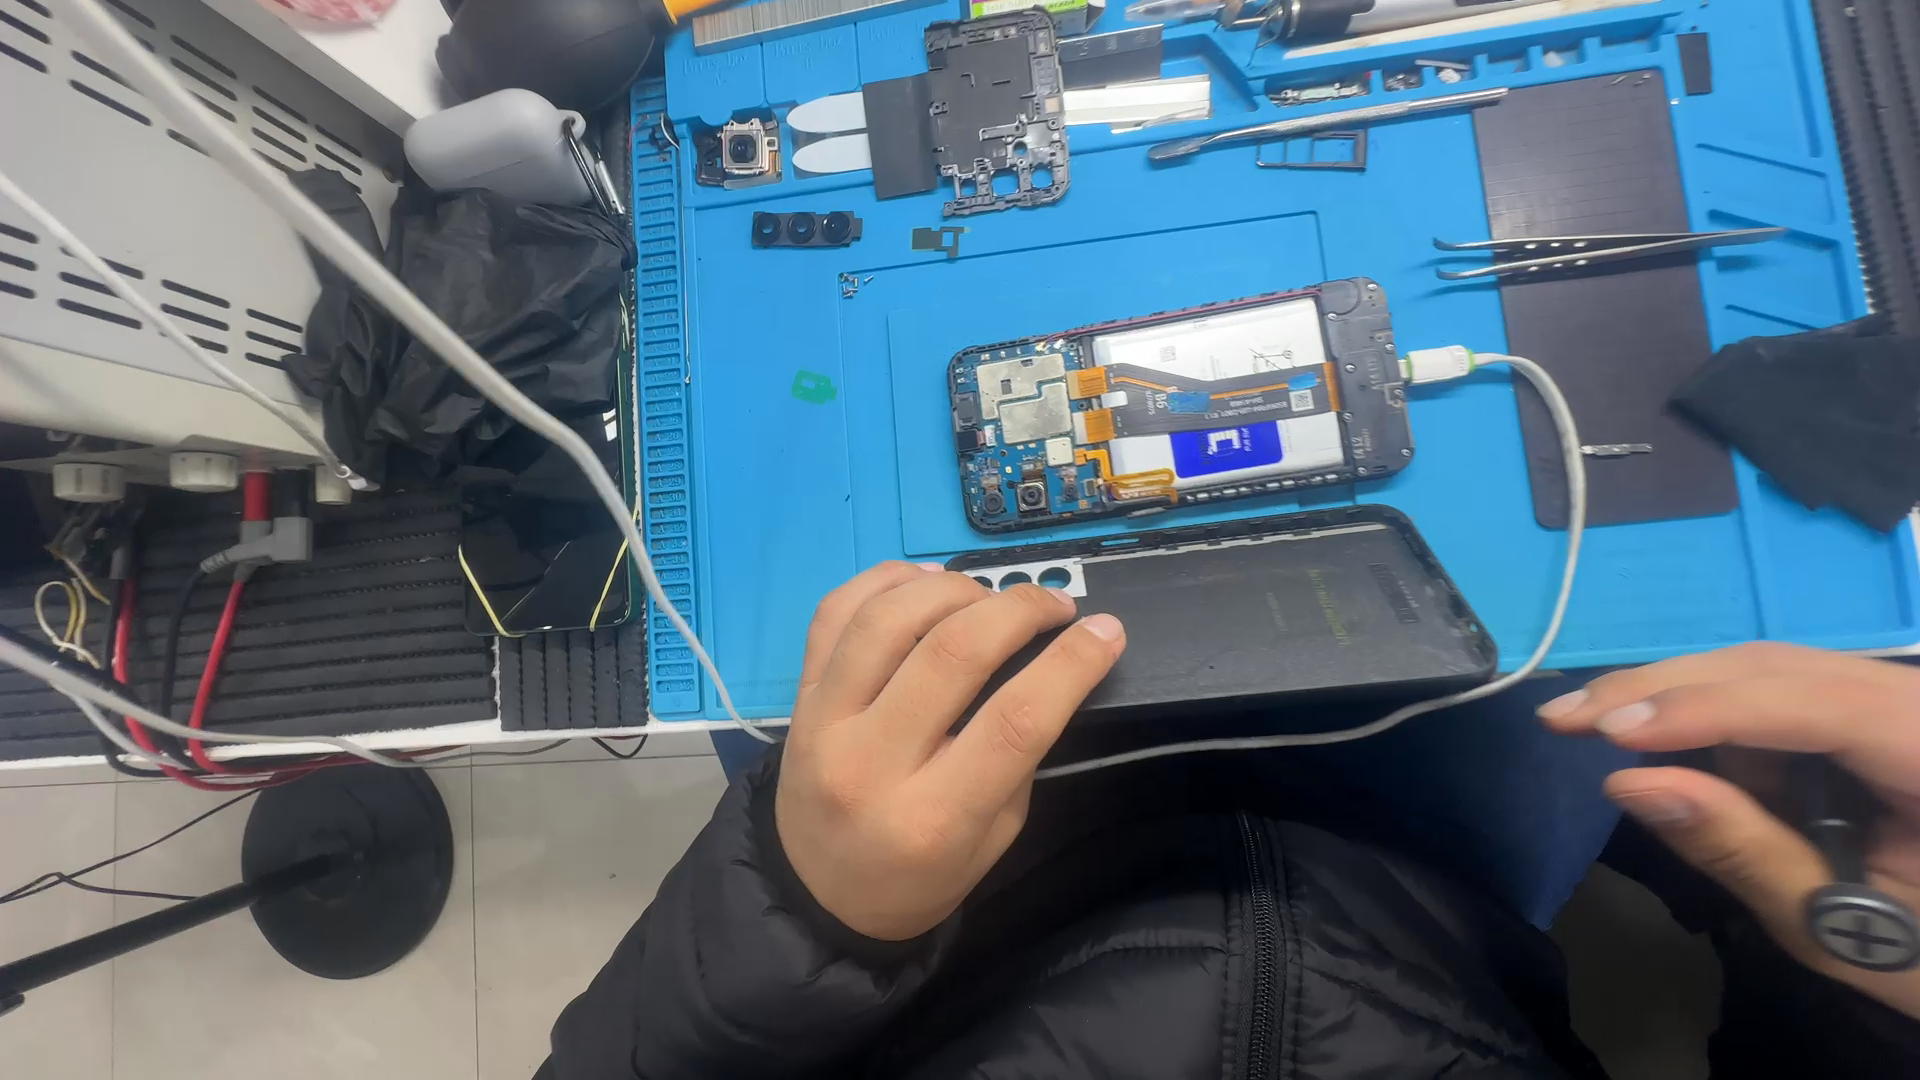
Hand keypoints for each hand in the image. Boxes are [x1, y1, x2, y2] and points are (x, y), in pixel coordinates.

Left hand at [775, 561, 1125, 940]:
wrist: (814, 895)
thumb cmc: (918, 876)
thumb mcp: (992, 840)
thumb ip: (1018, 756)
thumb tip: (1051, 664)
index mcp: (933, 818)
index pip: (1014, 723)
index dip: (1070, 665)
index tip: (1105, 631)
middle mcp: (871, 763)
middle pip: (952, 654)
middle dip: (1018, 610)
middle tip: (1054, 603)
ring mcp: (823, 722)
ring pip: (889, 620)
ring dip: (952, 588)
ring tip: (988, 593)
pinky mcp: (799, 696)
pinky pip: (834, 612)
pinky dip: (885, 579)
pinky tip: (924, 579)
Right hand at [1538, 643, 1919, 1017]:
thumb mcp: (1840, 930)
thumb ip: (1743, 852)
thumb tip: (1626, 782)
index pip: (1830, 708)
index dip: (1711, 710)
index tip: (1606, 731)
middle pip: (1780, 669)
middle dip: (1661, 689)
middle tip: (1564, 717)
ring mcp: (1896, 706)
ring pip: (1762, 668)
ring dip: (1664, 695)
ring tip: (1585, 721)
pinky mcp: (1857, 713)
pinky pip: (1764, 689)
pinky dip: (1693, 712)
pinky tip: (1645, 735)